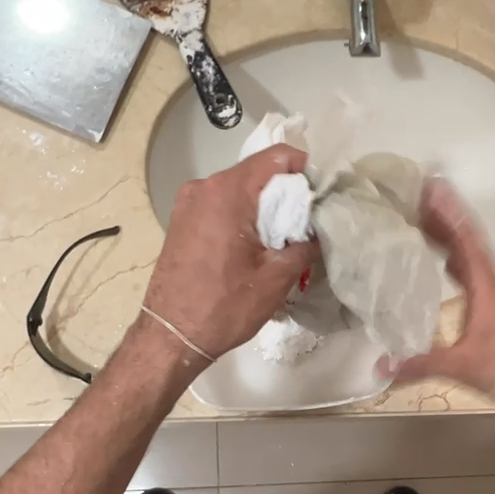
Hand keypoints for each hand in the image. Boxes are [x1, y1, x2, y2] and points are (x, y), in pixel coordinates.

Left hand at [143, 144, 317, 358]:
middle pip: (258, 173)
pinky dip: (243, 218)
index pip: (278, 157)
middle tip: (309, 224)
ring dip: (265, 209)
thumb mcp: (276, 278)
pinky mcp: (182, 221)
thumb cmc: (224, 306)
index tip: (322, 196)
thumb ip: (305, 245)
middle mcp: (204, 187)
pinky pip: (222, 207)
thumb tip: (321, 230)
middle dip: (287, 194)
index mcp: (228, 192)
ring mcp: (188, 203)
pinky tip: (255, 247)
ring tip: (283, 240)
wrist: (172, 336)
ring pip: (240, 191)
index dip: (307, 170)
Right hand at [381, 180, 494, 419]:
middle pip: (466, 242)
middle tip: (413, 199)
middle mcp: (494, 284)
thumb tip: (380, 365)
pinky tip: (444, 266)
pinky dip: (455, 262)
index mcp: (487, 287)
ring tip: (421, 224)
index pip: (465, 238)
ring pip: (470, 258)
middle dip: (441, 219)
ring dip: (449, 239)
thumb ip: (423, 365)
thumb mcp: (466, 367)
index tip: (429, 186)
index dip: (447, 211)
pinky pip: (473, 275)